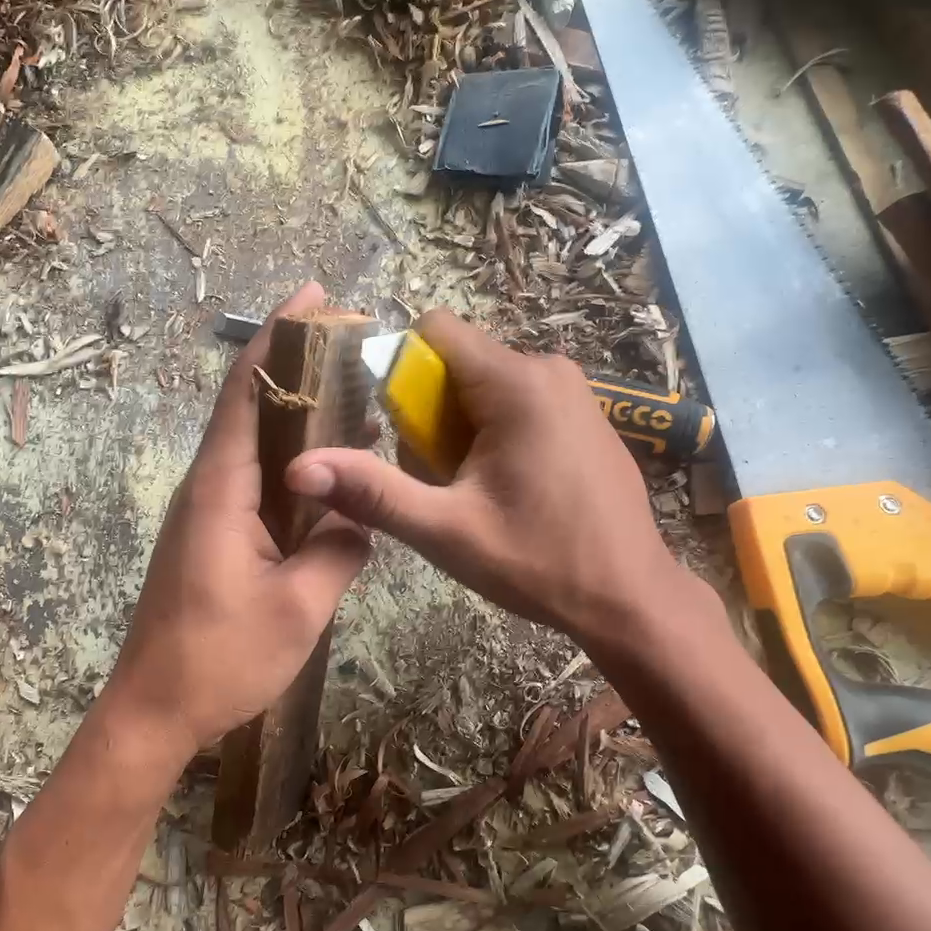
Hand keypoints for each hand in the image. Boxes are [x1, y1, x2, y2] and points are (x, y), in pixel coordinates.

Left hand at [103, 282, 372, 754]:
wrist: (153, 710)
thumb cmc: (218, 659)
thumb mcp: (297, 608)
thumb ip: (338, 552)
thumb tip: (363, 519)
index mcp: (220, 490)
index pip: (245, 393)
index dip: (276, 338)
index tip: (310, 294)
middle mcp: (207, 487)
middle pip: (247, 406)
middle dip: (292, 364)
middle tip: (349, 336)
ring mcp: (205, 512)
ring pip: (252, 444)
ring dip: (293, 413)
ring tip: (348, 390)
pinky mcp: (210, 535)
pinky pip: (254, 481)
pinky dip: (289, 461)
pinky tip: (325, 469)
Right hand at [284, 308, 708, 648]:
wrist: (633, 600)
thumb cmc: (540, 563)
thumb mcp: (445, 531)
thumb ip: (372, 491)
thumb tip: (298, 468)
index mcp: (517, 382)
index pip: (433, 330)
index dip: (399, 371)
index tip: (396, 430)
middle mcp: (548, 369)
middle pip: (454, 363)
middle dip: (428, 413)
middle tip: (439, 479)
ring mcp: (572, 391)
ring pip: (481, 384)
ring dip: (457, 428)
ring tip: (470, 491)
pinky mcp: (582, 414)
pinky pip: (513, 401)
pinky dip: (491, 434)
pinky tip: (505, 489)